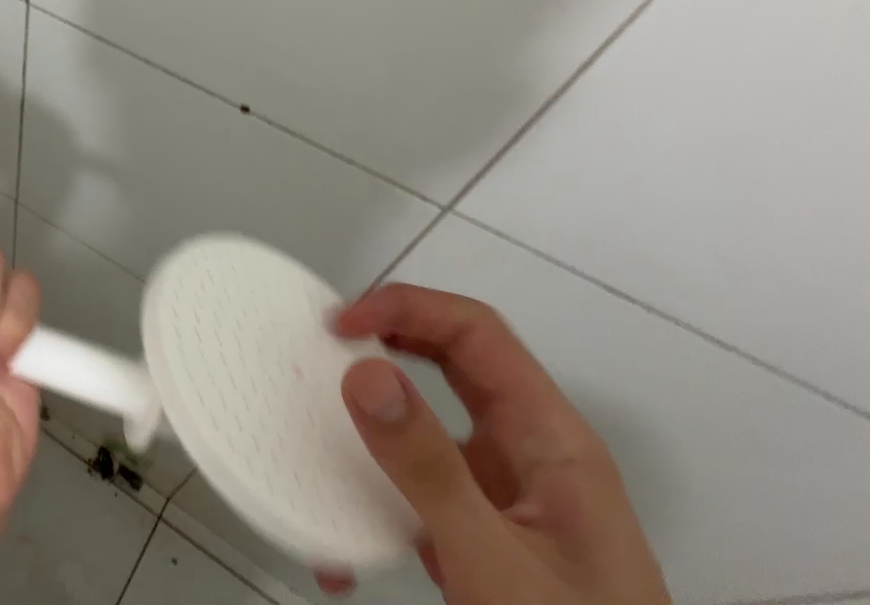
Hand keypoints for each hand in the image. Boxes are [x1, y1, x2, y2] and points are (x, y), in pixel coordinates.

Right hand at [316, 285, 669, 604]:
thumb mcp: (495, 561)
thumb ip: (429, 470)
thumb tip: (363, 373)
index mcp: (551, 440)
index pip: (477, 333)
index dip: (407, 308)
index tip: (339, 328)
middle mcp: (531, 453)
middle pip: (454, 363)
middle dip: (386, 345)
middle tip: (320, 352)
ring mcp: (509, 495)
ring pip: (434, 424)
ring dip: (375, 420)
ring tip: (318, 427)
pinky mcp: (486, 533)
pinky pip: (423, 485)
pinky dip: (377, 491)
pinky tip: (343, 533)